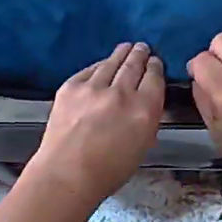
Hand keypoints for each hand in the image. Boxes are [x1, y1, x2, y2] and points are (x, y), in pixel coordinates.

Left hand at [24, 42, 165, 201]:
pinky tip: (101, 64)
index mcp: (144, 109)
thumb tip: (145, 106)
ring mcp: (93, 87)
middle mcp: (121, 93)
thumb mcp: (141, 147)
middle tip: (142, 48)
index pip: (154, 78)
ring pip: (111, 63)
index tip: (155, 63)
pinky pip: (88, 71)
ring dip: (121, 54)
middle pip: (134, 65)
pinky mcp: (71, 87)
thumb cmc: (108, 172)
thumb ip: (147, 121)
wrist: (66, 174)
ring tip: (126, 48)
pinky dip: (98, 66)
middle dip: (139, 55)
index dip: (155, 67)